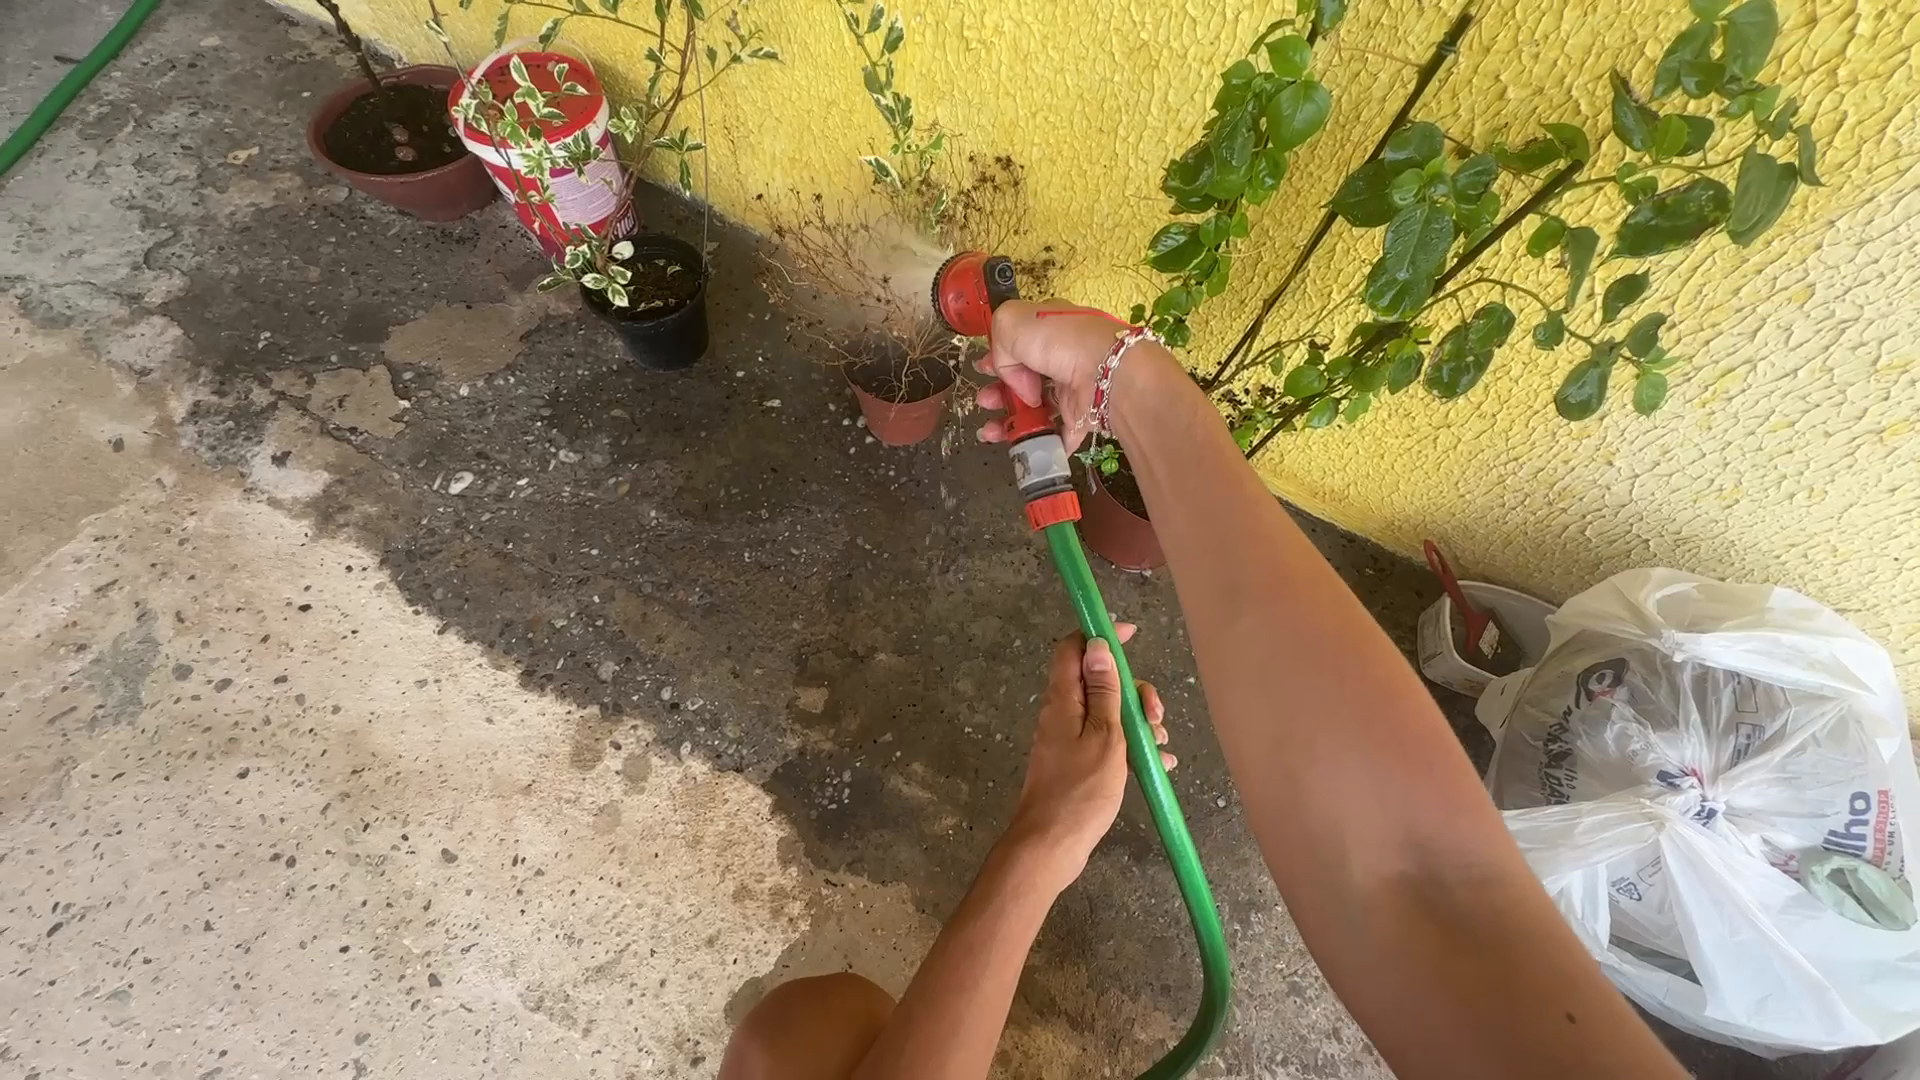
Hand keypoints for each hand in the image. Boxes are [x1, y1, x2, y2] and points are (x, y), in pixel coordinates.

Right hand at [973, 299, 1131, 449]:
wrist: (1108, 372)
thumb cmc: (1061, 340)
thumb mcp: (1011, 324)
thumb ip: (998, 348)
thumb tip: (1012, 379)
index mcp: (1047, 329)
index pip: (1017, 343)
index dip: (997, 357)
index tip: (983, 370)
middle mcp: (1061, 357)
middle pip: (1023, 379)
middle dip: (999, 393)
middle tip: (986, 401)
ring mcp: (1072, 387)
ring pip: (1035, 409)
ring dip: (1010, 422)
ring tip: (992, 431)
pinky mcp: (1082, 416)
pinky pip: (1057, 434)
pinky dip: (1040, 443)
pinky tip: (1022, 446)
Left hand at [1003, 624, 1174, 891]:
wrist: (1051, 845)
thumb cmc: (1080, 791)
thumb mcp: (1104, 737)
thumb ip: (1104, 692)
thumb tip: (1097, 645)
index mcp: (1063, 699)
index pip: (1073, 648)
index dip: (1100, 636)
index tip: (1130, 634)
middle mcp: (1062, 712)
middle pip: (1098, 680)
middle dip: (1132, 689)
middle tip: (1154, 714)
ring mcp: (1068, 738)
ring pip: (1108, 712)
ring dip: (1137, 720)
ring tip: (1160, 744)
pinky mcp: (1077, 762)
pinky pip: (1107, 741)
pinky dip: (1132, 746)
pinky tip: (1159, 764)